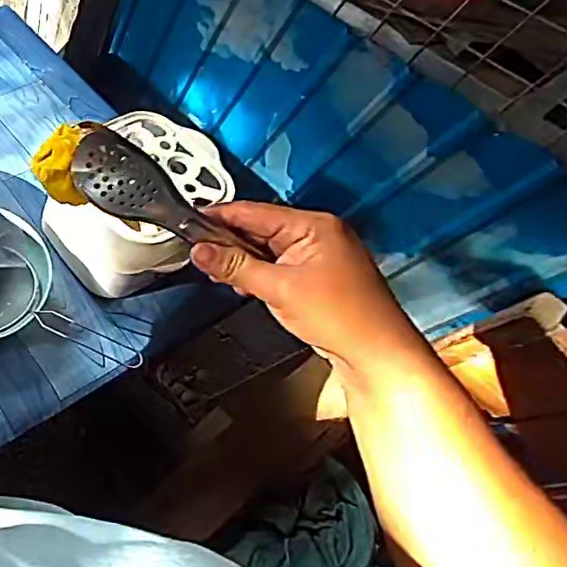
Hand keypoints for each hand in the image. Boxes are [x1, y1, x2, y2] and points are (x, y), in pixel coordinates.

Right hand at [188, 202, 425, 369]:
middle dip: (227, 243)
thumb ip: (233, 266)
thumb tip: (202, 250)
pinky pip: (274, 262)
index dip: (217, 218)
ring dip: (240, 260)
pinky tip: (244, 283)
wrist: (377, 355)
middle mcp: (317, 233)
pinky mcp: (314, 272)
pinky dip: (256, 271)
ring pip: (263, 246)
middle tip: (201, 254)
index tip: (190, 224)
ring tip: (221, 273)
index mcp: (313, 225)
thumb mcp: (277, 288)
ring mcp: (317, 253)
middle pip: (256, 228)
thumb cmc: (347, 319)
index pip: (251, 211)